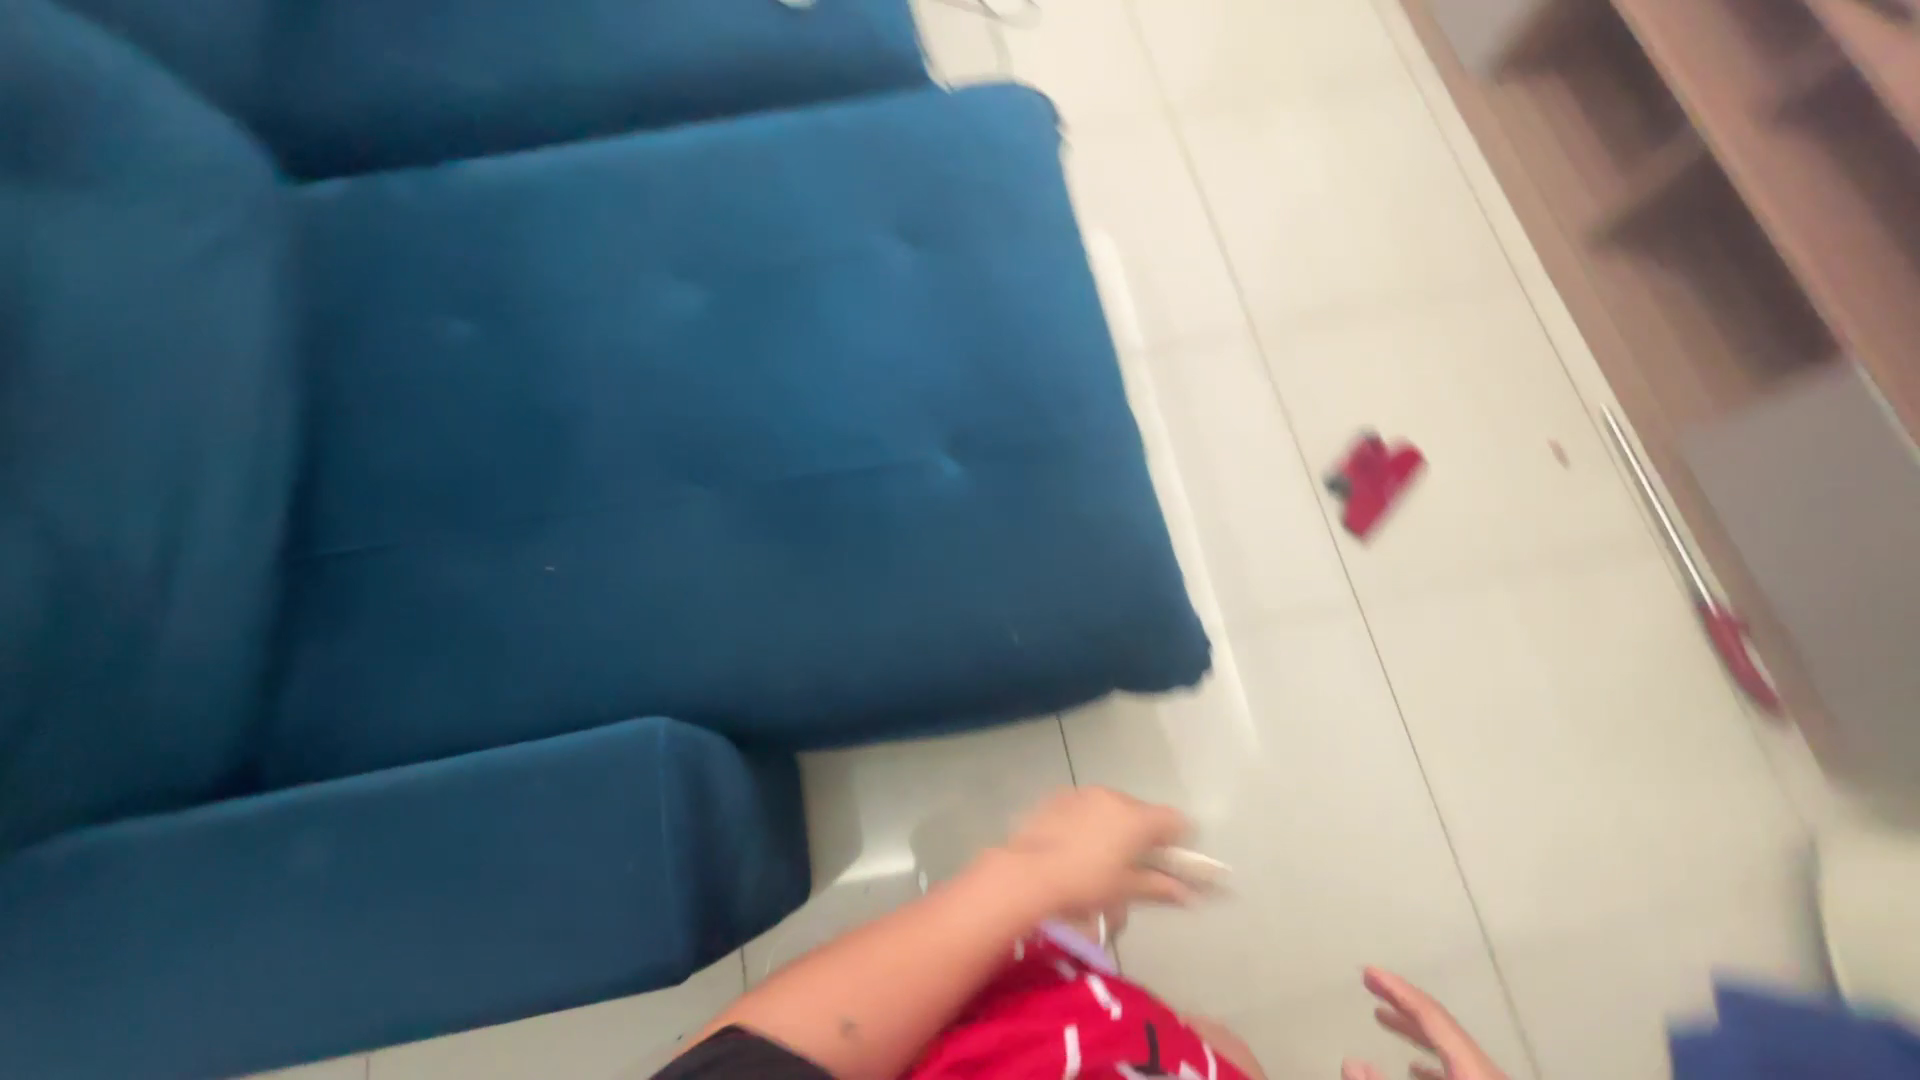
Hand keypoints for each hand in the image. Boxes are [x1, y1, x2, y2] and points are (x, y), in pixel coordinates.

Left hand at [984, 787, 1191, 921]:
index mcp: (1137, 818)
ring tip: (1099, 855)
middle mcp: (1114, 797)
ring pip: (1112, 806)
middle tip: (1133, 863)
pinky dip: (1087, 819)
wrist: (1029, 871)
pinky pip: (1084, 805)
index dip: (1178, 840)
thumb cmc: (1085, 883)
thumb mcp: (1126, 890)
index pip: (1175, 820)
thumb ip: (1162, 887)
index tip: (1171, 861)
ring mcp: (1084, 793)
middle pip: (1142, 811)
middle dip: (1143, 834)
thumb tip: (1190, 895)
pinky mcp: (1059, 795)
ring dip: (1114, 824)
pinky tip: (1073, 843)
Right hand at [1341, 968, 1506, 1079]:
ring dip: (1414, 1030)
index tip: (1369, 970)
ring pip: (1451, 1046)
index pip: (1431, 1014)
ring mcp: (1488, 1079)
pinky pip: (1460, 1067)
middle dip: (1402, 1001)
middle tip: (1370, 981)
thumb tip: (1349, 1061)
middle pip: (1442, 1024)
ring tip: (1381, 1016)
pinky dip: (1434, 1059)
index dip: (1397, 988)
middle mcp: (1486, 1068)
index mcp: (1473, 1067)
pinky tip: (1415, 1067)